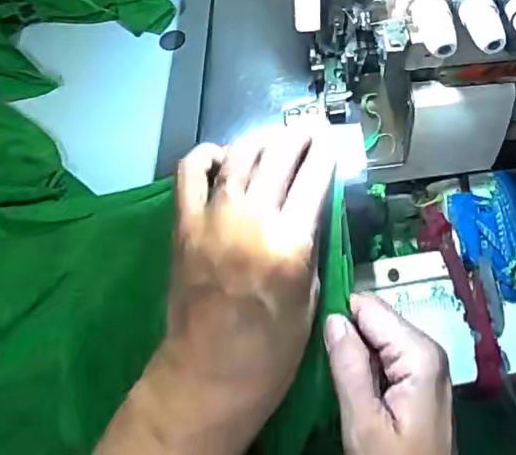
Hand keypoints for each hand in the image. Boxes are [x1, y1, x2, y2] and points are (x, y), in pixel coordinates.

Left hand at [96, 128, 335, 454]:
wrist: (205, 381)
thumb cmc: (270, 351)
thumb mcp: (310, 295)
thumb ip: (310, 241)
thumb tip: (312, 199)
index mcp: (289, 244)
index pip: (314, 174)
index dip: (326, 150)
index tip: (331, 140)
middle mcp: (252, 221)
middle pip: (280, 153)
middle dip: (299, 137)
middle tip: (308, 134)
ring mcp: (213, 220)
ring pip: (240, 153)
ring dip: (262, 140)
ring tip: (275, 140)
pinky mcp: (184, 225)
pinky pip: (191, 172)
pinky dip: (208, 154)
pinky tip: (225, 157)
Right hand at [325, 293, 454, 454]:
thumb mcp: (365, 426)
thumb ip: (350, 367)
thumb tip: (333, 317)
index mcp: (420, 351)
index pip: (372, 308)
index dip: (341, 314)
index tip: (311, 328)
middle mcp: (428, 348)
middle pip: (378, 321)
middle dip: (349, 332)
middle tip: (318, 355)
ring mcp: (427, 366)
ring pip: (380, 339)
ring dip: (355, 351)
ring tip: (330, 366)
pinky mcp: (421, 383)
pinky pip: (388, 359)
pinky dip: (367, 367)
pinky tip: (350, 382)